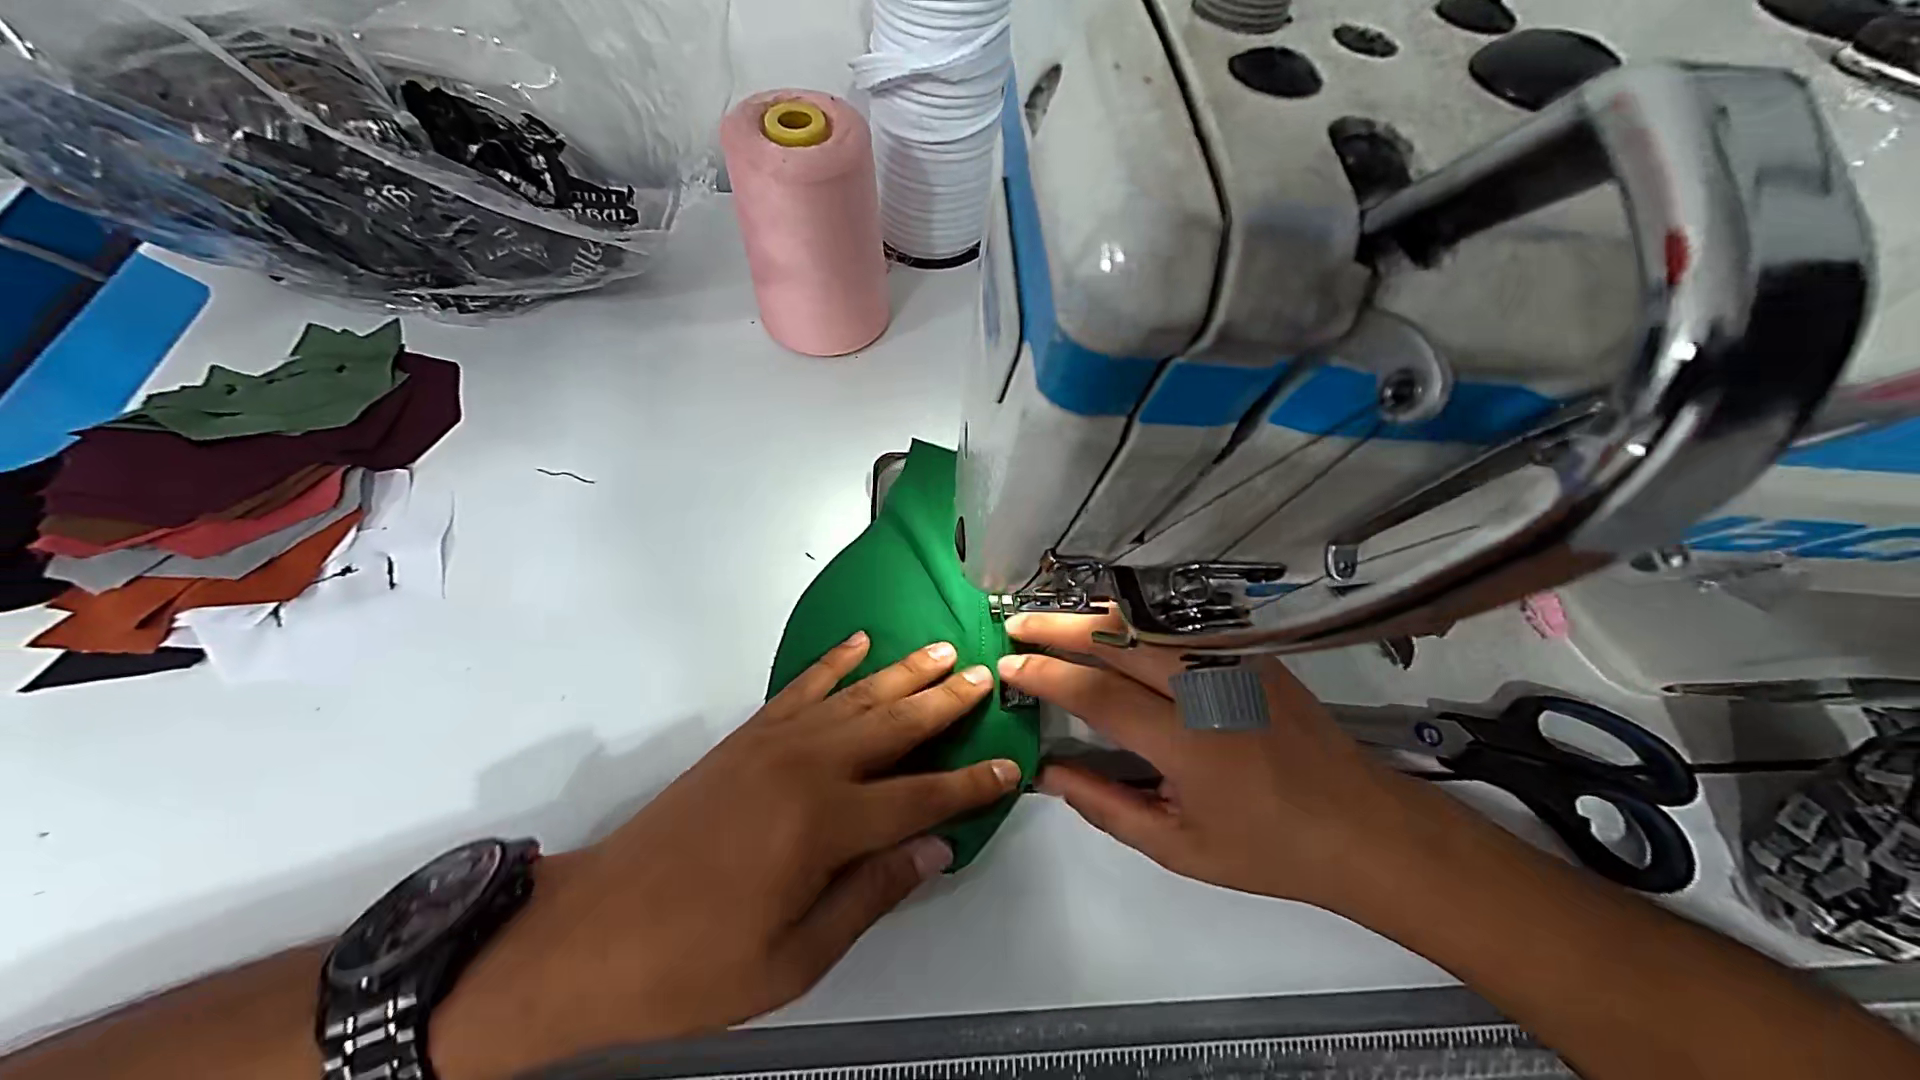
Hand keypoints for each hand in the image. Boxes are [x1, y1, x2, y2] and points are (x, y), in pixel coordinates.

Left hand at [432, 632, 1021, 1079]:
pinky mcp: (746, 737)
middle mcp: (808, 769)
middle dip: (946, 701)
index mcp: (825, 828)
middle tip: (984, 676)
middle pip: (895, 726)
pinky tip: (858, 643)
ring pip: (856, 696)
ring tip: (941, 651)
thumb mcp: (795, 958)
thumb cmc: (697, 963)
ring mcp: (774, 743)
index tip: (1008, 767)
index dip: (970, 785)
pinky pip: (801, 688)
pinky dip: (833, 662)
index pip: (921, 797)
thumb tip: (934, 849)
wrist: (594, 931)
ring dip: (903, 672)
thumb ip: (871, 895)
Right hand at [1000, 611, 1439, 910]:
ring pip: (1146, 622)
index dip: (1045, 676)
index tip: (1008, 667)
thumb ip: (1104, 805)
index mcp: (1188, 741)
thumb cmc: (1267, 847)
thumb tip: (1048, 771)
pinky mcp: (1250, 653)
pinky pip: (1176, 627)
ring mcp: (1233, 662)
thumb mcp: (1177, 847)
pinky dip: (1131, 623)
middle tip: (1015, 626)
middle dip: (1057, 627)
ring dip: (1090, 617)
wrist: (1362, 824)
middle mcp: (1207, 686)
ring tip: (1050, 622)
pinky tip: (1109, 630)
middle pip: (1116, 639)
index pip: (1097, 694)